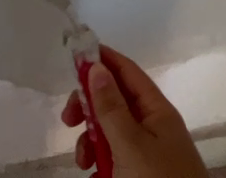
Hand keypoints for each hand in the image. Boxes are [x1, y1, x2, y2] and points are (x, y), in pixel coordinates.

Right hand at [61, 47, 208, 177]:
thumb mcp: (130, 144)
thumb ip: (111, 106)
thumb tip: (96, 65)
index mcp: (157, 111)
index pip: (126, 70)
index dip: (101, 59)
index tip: (72, 59)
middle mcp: (154, 126)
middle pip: (114, 101)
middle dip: (89, 108)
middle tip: (68, 120)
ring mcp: (149, 152)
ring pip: (111, 132)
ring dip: (91, 142)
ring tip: (83, 163)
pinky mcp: (142, 175)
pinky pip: (116, 158)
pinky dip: (101, 164)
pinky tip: (95, 177)